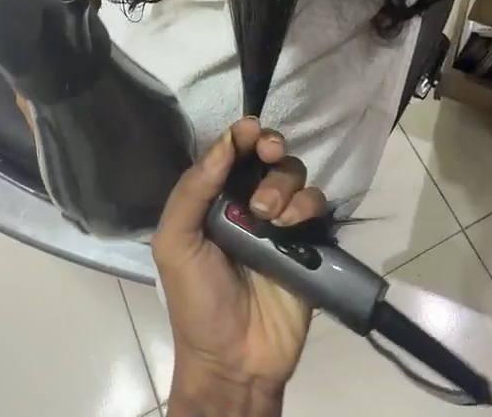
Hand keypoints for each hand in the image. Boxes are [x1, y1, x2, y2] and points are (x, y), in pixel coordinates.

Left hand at [153, 118, 326, 412]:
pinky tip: (291, 225)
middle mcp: (248, 203)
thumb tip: (223, 143)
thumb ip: (193, 190)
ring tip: (269, 215)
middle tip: (268, 153)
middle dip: (269, 149)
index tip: (251, 129)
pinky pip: (316, 205)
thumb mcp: (175, 244)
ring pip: (293, 175)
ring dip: (283, 184)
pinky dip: (307, 205)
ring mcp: (280, 222)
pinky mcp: (308, 242)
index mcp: (214, 200)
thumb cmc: (197, 301)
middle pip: (268, 156)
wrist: (235, 361)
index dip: (243, 134)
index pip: (231, 153)